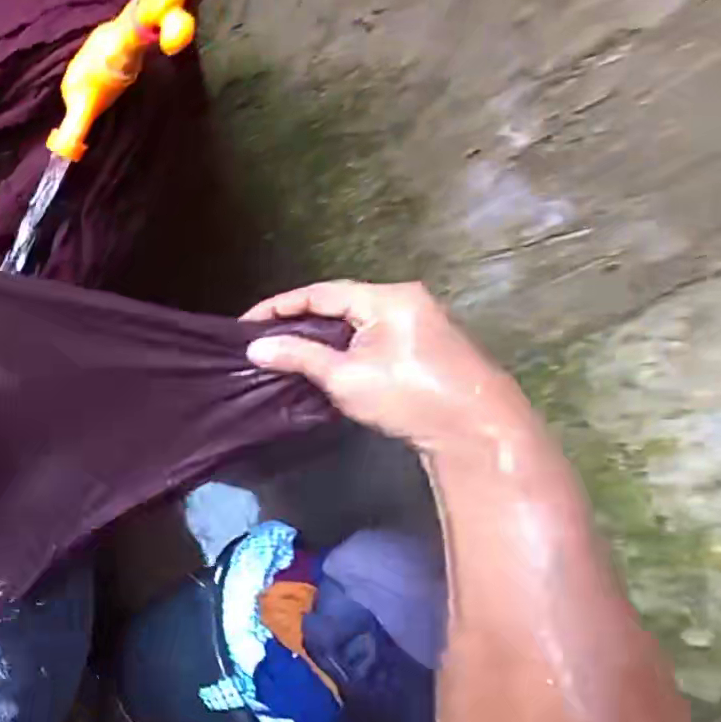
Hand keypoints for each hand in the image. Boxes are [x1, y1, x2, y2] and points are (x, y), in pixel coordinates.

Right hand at [242, 281, 532, 454]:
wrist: (476, 428)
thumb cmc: (408, 396)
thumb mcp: (344, 377)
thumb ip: (298, 356)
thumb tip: (255, 348)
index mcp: (386, 298)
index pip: (318, 293)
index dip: (277, 306)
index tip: (245, 324)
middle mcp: (402, 299)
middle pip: (335, 301)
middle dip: (294, 317)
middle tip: (260, 335)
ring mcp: (415, 319)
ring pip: (350, 317)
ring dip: (315, 331)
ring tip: (281, 346)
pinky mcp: (419, 341)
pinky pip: (365, 331)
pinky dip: (336, 340)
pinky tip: (317, 357)